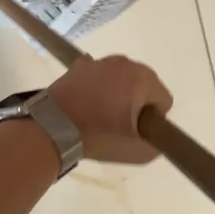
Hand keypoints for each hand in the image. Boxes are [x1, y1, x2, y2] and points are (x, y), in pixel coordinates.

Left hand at [46, 55, 171, 164]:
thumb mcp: (139, 152)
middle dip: (136, 104)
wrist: (52, 126)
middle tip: (119, 125)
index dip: (153, 120)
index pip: (163, 101)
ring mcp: (98, 61)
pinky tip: (88, 102)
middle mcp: (123, 62)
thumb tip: (152, 135)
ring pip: (120, 80)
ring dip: (117, 94)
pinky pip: (97, 76)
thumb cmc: (100, 135)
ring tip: (100, 116)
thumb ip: (157, 143)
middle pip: (143, 87)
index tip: (135, 131)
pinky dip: (96, 87)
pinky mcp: (77, 66)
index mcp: (142, 77)